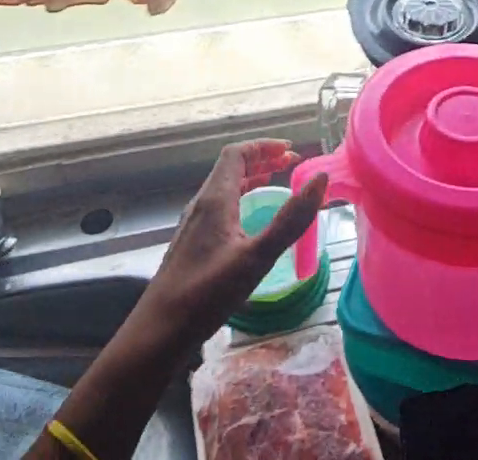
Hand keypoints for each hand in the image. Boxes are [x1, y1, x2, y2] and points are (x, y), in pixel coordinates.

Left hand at [127, 140, 327, 356]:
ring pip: (224, 188)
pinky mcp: (192, 244)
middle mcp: (201, 205)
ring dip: (252, 179)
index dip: (264, 146)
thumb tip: (319, 181)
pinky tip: (252, 223)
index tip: (292, 151)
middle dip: (262, 160)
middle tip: (292, 165)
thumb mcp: (256, 257)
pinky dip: (242, 201)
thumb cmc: (207, 293)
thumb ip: (289, 220)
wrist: (159, 332)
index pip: (236, 153)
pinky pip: (220, 208)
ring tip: (277, 185)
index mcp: (214, 199)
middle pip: (231, 168)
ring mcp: (193, 225)